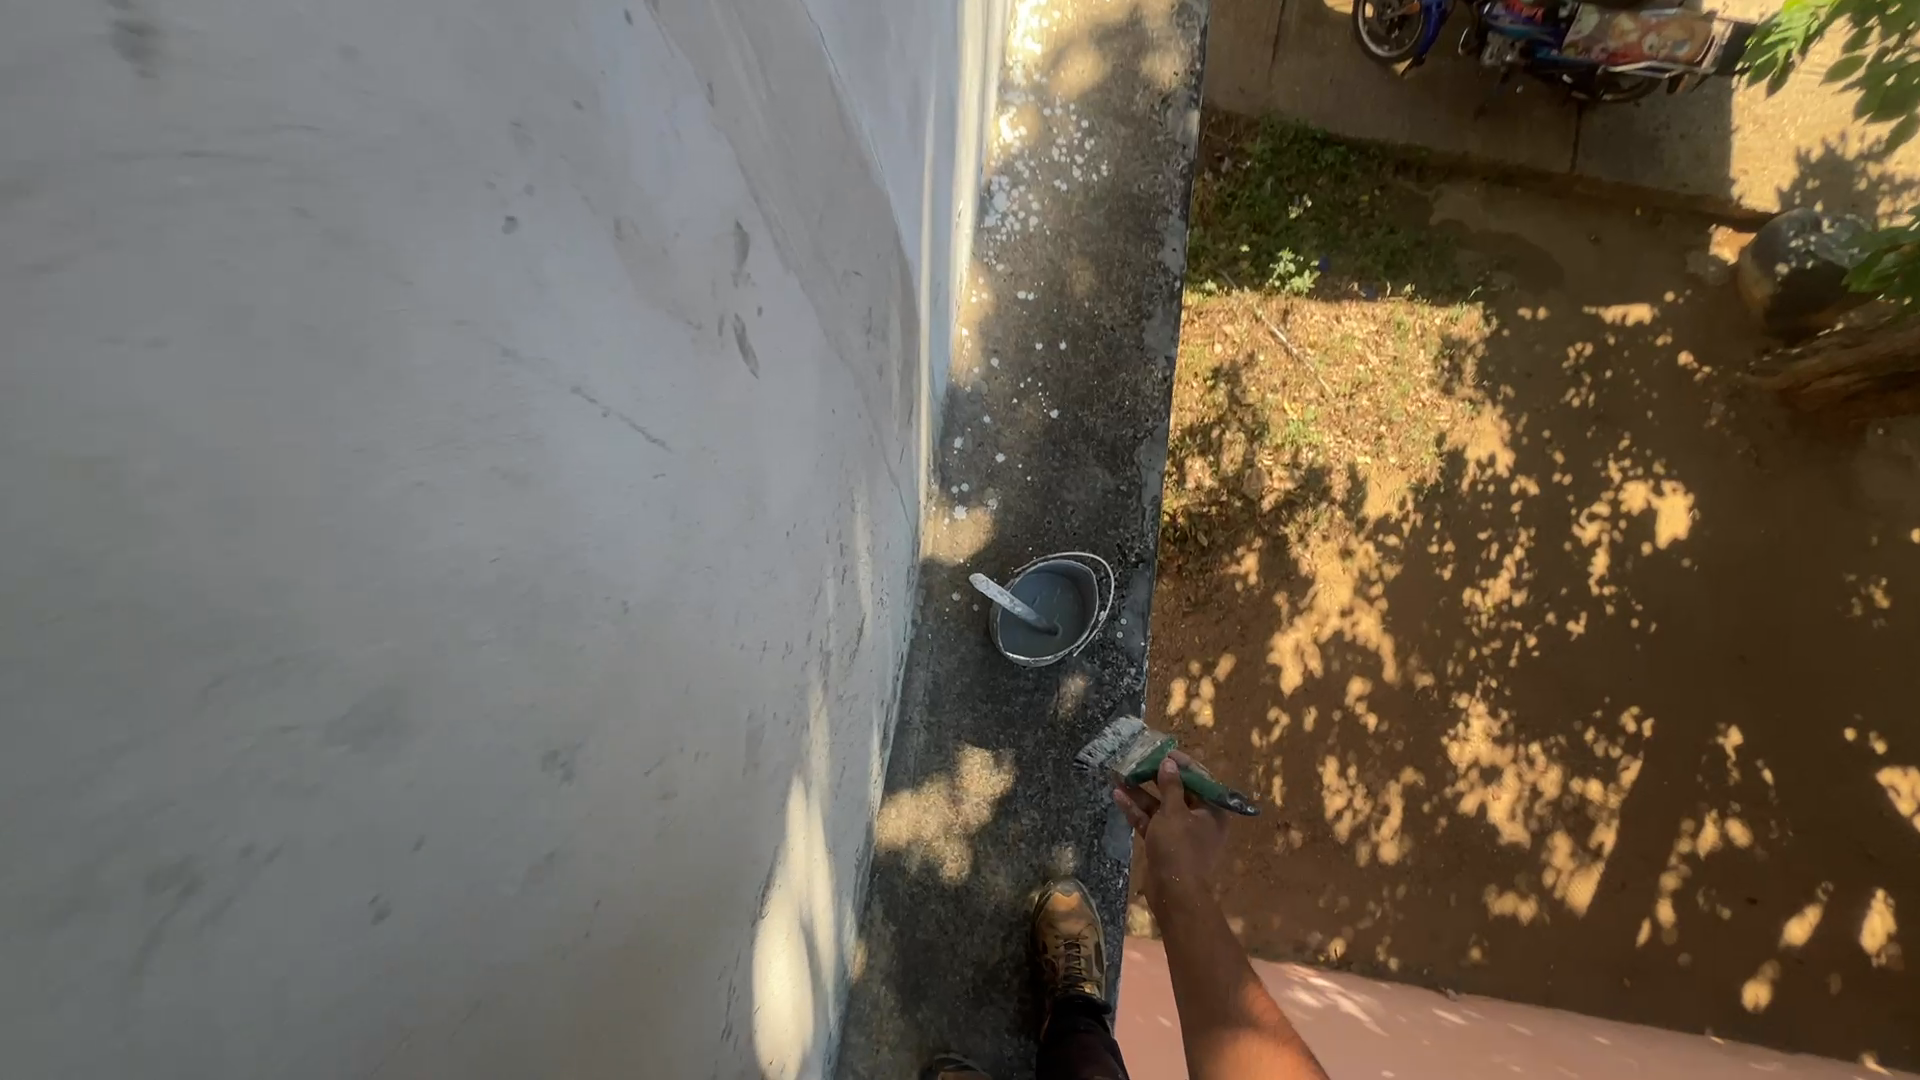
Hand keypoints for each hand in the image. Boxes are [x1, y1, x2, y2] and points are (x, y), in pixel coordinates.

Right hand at [1112, 750, 1231, 910]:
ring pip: (1159, 806)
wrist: (1174, 894)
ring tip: (1120, 774)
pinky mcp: (1162, 843)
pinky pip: (1150, 821)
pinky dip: (1136, 809)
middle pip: (1176, 791)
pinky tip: (1118, 795)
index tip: (1163, 751)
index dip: (1181, 765)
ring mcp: (1179, 832)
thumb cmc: (1181, 849)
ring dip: (1141, 792)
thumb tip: (1169, 762)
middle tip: (1138, 760)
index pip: (1199, 780)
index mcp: (1211, 811)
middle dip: (1155, 777)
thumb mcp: (1175, 813)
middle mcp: (1198, 819)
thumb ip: (1171, 786)